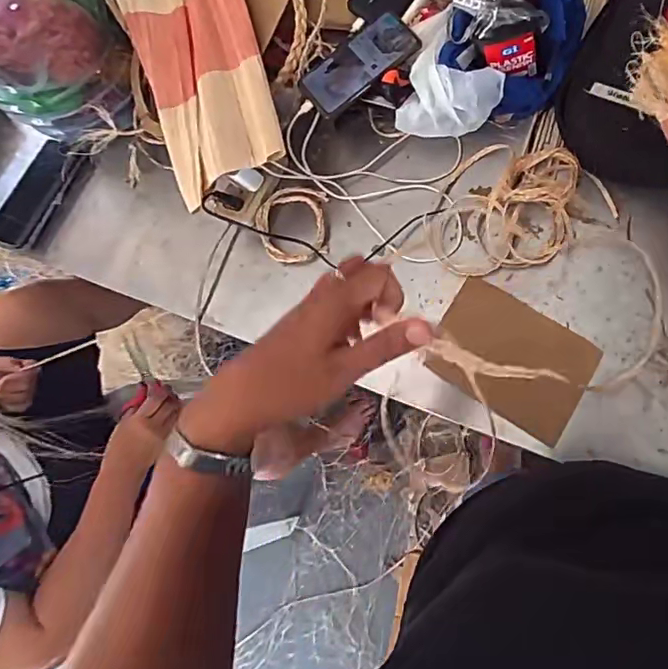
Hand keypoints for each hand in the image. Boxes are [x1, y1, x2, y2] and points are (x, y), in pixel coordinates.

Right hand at [104, 383, 180, 474]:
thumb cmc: (117, 451)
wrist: (123, 471)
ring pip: (175, 410)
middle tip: (165, 389)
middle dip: (168, 393)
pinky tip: (172, 411)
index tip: (154, 383)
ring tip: (169, 399)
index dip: (157, 387)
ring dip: (174, 401)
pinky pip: (175, 421)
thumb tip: (143, 395)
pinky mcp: (168, 439)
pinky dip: (175, 413)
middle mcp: (153, 425)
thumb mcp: (121, 426)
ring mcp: (163, 432)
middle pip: (169, 402)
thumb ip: (133, 409)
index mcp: (138, 421)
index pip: (154, 397)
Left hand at [178, 259, 430, 454]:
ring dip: (365, 304)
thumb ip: (387, 345)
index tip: (388, 327)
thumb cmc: (293, 385)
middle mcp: (324, 293)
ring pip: (348, 284)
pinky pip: (334, 299)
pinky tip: (343, 345)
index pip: (381, 272)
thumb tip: (428, 327)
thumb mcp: (346, 370)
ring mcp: (310, 303)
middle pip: (364, 269)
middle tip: (380, 325)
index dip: (395, 295)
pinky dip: (349, 313)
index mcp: (336, 299)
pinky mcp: (301, 316)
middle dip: (382, 292)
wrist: (239, 399)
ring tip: (362, 338)